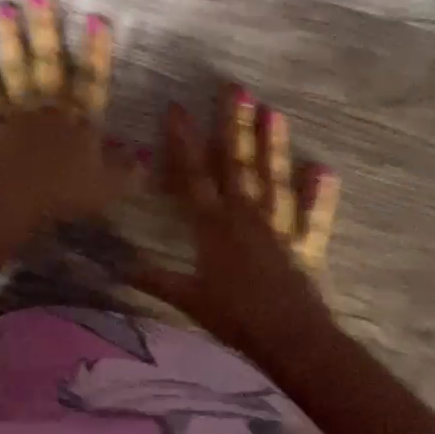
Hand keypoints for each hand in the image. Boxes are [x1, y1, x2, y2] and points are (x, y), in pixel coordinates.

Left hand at [0, 0, 137, 222]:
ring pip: (18, 67)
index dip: (98, 51)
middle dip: (46, 26)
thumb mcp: (106, 188)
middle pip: (50, 61)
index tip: (98, 17)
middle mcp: (50, 106)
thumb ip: (126, 171)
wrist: (13, 196)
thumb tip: (144, 155)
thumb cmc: (62, 193)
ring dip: (11, 36)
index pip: (93, 80)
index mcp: (80, 120)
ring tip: (4, 6)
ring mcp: (20, 108)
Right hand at [129, 83, 341, 357]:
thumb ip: (152, 277)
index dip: (183, 140)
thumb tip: (110, 263)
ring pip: (272, 179)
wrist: (295, 345)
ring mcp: (278, 227)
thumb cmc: (236, 319)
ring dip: (273, 145)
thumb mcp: (186, 299)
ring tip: (273, 111)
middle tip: (236, 88)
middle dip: (233, 124)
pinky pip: (313, 216)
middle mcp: (244, 215)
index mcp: (212, 224)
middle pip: (237, 163)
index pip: (193, 174)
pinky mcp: (305, 245)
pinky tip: (324, 168)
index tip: (176, 106)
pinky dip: (319, 195)